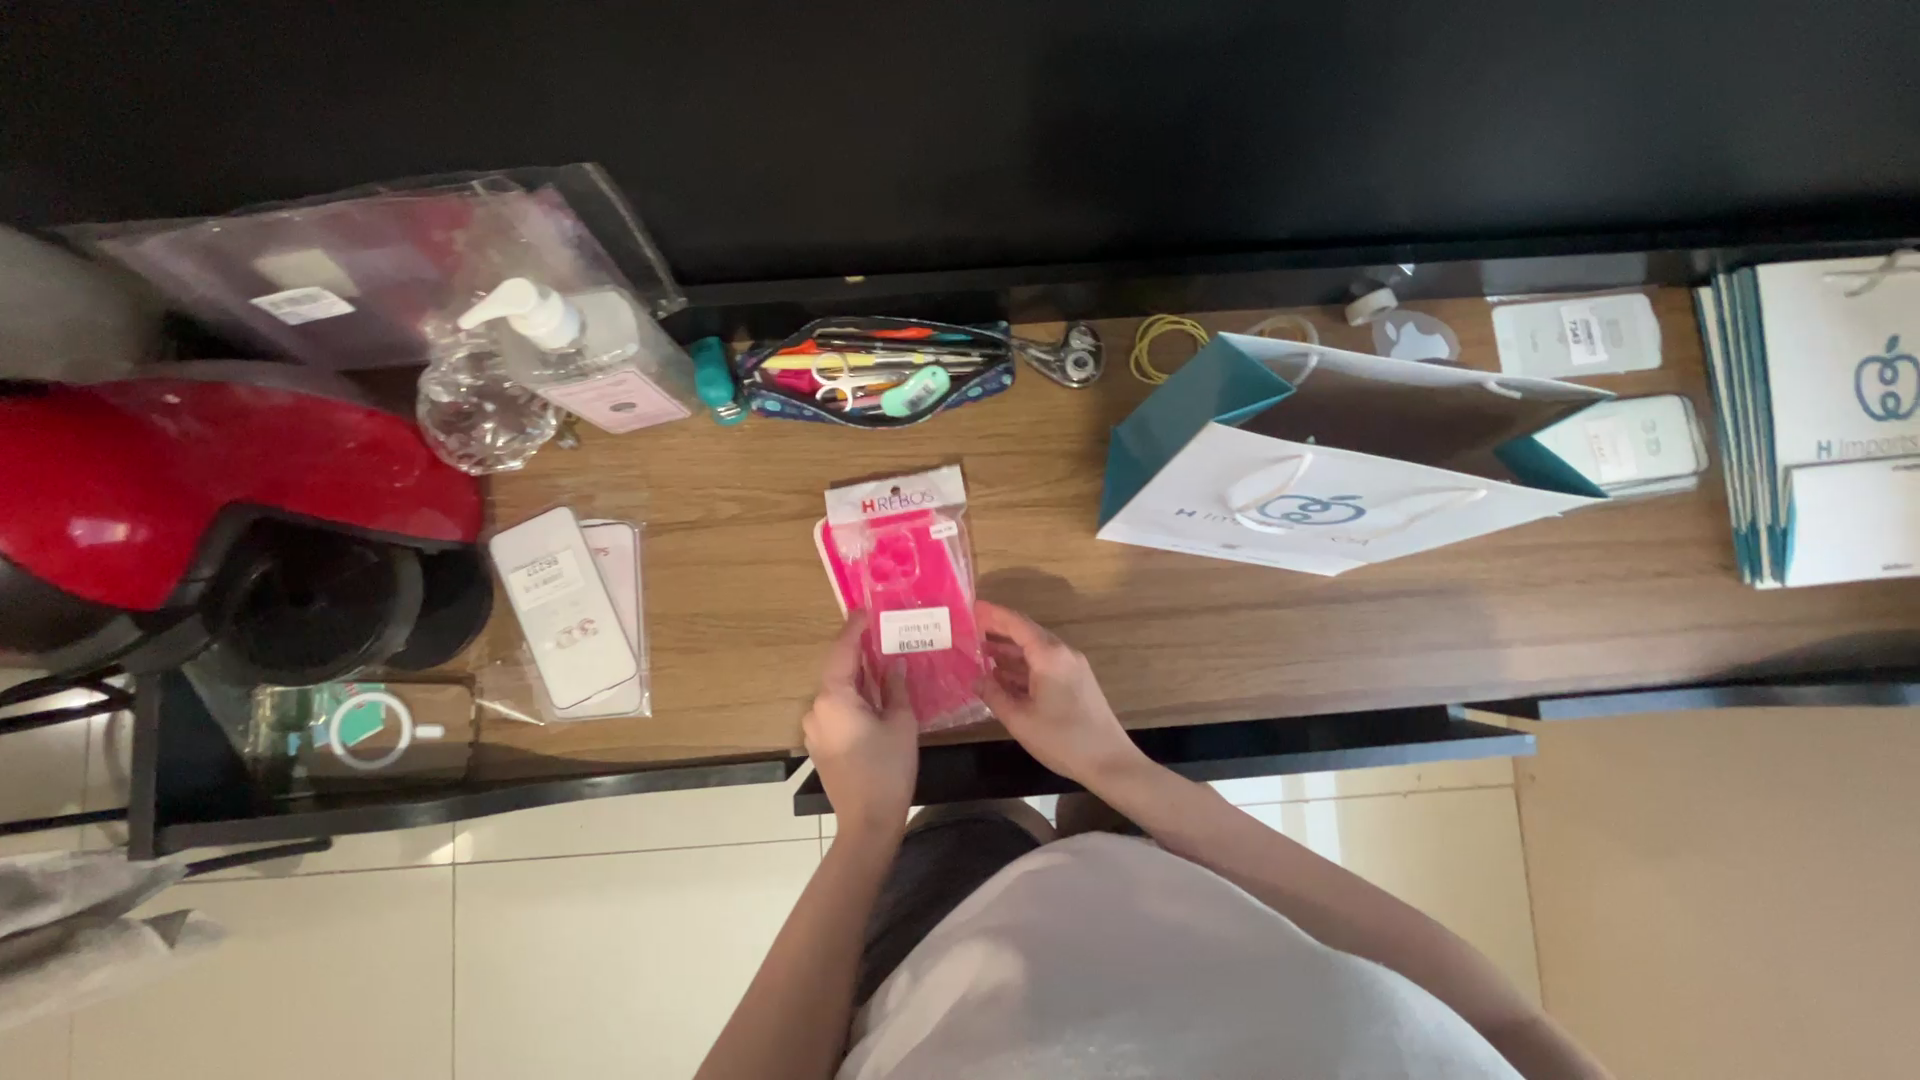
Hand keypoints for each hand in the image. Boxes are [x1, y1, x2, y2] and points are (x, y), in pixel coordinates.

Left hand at [801, 614, 918, 837]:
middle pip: (839, 670)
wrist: (868, 822)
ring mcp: (815, 729)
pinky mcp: (821, 745)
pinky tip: (877, 698)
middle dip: (861, 653)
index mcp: (834, 697)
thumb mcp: (901, 723)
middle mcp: (816, 708)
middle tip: (886, 636)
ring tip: (887, 664)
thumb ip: (895, 688)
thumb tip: (895, 664)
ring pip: (838, 692)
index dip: (856, 629)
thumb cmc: (888, 769)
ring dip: (860, 678)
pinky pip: (837, 711)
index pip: (843, 651)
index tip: (868, 610)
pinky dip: (855, 699)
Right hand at [975, 601, 1144, 786]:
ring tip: (980, 654)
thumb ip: (994, 695)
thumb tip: (975, 679)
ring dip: (1010, 651)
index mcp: (1049, 655)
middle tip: (969, 632)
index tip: (971, 608)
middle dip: (998, 632)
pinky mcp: (1077, 682)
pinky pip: (1045, 665)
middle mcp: (1063, 654)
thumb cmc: (1062, 739)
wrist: (1110, 762)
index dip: (992, 614)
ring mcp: (1073, 667)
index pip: (1017, 624)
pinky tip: (1004, 677)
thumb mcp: (1020, 719)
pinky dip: (1024, 667)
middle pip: (1027, 634)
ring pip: (1036, 651)